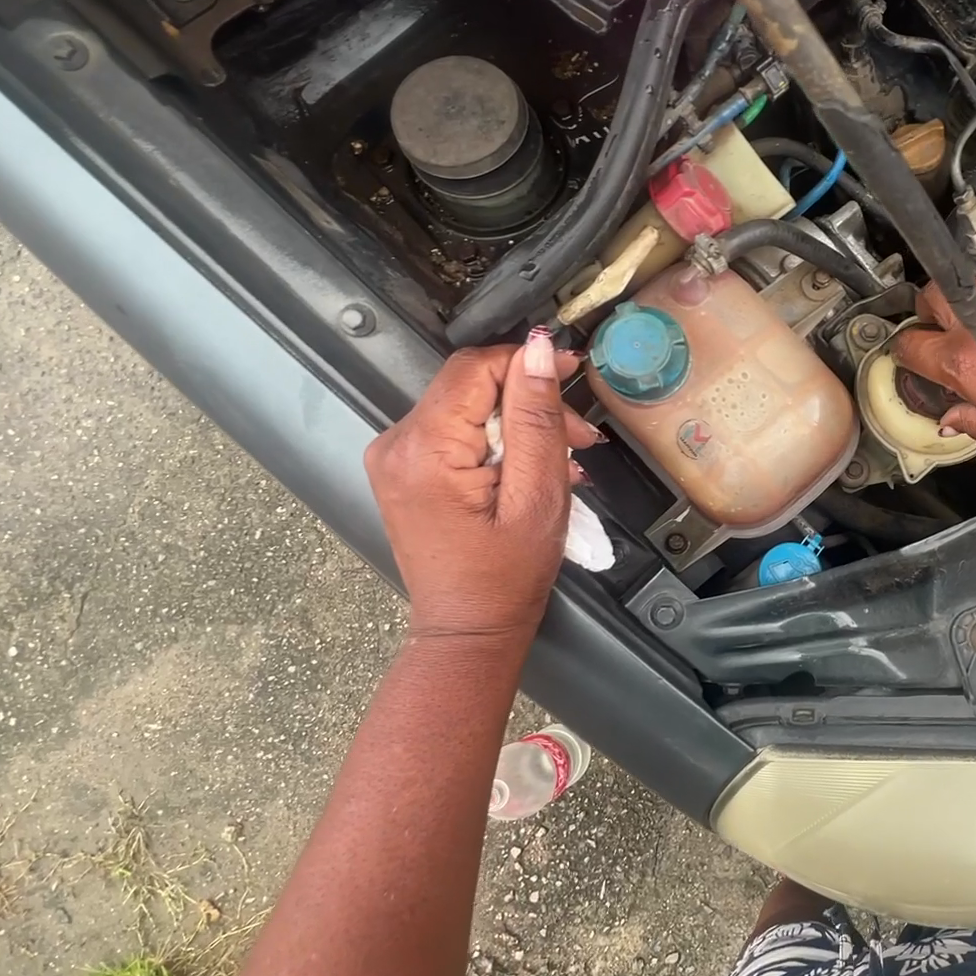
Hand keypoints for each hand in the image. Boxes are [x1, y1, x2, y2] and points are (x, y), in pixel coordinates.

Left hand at [364, 331, 600, 645]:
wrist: (470, 626)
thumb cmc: (508, 574)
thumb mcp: (537, 494)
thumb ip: (536, 418)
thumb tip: (536, 349)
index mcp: (424, 448)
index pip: (476, 368)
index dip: (528, 361)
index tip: (573, 374)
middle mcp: (396, 443)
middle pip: (472, 386)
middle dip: (531, 399)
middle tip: (579, 437)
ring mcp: (396, 456)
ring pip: (469, 406)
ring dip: (521, 422)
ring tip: (564, 457)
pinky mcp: (406, 469)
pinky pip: (458, 431)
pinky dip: (500, 440)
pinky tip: (531, 466)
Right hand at [891, 238, 975, 481]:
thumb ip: (967, 421)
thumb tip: (952, 418)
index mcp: (961, 363)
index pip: (912, 346)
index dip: (903, 351)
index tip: (907, 354)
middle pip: (936, 296)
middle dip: (927, 307)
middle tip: (933, 321)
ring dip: (966, 289)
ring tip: (967, 300)